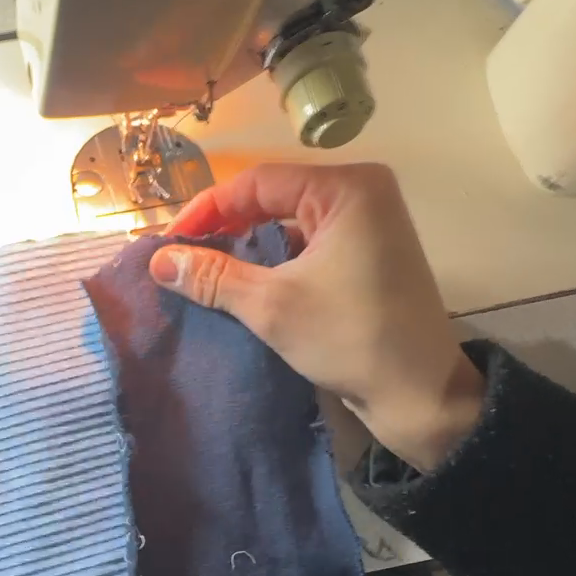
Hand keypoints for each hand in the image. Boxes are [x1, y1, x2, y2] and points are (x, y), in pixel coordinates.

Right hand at [150, 163, 483, 470]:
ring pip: (286, 225)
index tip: (167, 244)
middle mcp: (360, 195)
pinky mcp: (364, 257)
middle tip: (179, 258)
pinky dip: (270, 263)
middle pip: (272, 199)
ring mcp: (365, 226)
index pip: (256, 182)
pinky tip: (239, 285)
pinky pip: (304, 247)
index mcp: (346, 188)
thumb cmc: (348, 338)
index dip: (206, 211)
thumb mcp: (271, 305)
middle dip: (222, 228)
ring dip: (244, 248)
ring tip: (201, 273)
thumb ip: (213, 277)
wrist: (417, 392)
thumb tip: (158, 261)